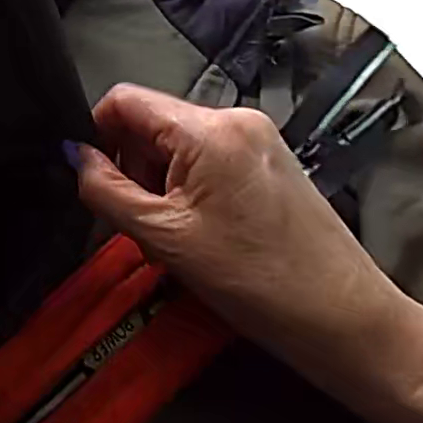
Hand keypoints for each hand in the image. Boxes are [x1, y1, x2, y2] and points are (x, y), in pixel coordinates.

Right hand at [75, 85, 422, 388]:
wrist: (348, 322)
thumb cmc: (257, 282)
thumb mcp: (164, 237)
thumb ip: (106, 189)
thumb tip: (74, 156)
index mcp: (208, 129)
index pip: (124, 100)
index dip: (96, 132)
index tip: (93, 177)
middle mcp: (234, 118)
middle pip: (151, 122)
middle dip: (131, 166)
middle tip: (140, 221)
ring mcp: (256, 136)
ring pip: (176, 142)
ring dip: (158, 180)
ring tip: (171, 233)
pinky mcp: (268, 157)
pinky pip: (206, 156)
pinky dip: (186, 185)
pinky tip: (197, 227)